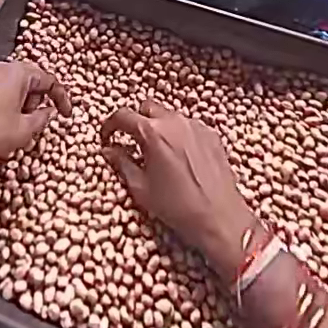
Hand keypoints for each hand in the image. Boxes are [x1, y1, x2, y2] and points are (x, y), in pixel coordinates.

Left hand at [0, 60, 71, 159]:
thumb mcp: (25, 129)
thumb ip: (43, 117)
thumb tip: (48, 112)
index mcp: (16, 73)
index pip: (48, 80)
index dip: (61, 98)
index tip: (66, 112)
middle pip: (30, 78)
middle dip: (38, 98)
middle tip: (38, 119)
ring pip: (13, 84)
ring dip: (22, 100)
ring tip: (18, 124)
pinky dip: (7, 102)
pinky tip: (3, 122)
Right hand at [100, 100, 256, 275]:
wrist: (220, 219)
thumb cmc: (178, 207)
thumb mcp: (141, 188)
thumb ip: (122, 163)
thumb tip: (109, 150)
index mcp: (152, 133)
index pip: (123, 116)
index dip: (110, 125)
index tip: (107, 137)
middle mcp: (174, 122)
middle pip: (147, 108)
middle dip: (136, 121)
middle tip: (132, 141)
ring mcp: (195, 126)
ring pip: (168, 115)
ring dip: (158, 126)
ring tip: (157, 151)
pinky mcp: (211, 135)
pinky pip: (188, 126)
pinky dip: (178, 134)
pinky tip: (179, 155)